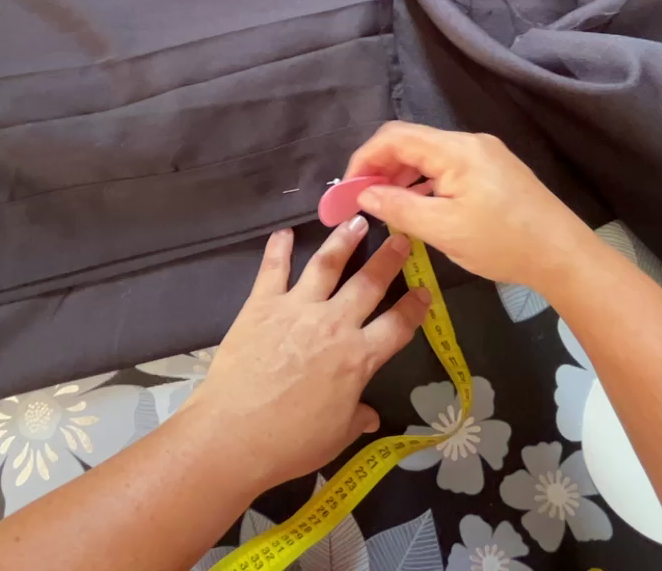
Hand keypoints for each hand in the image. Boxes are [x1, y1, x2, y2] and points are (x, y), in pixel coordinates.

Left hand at [176, 217, 430, 491]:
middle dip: (388, 259)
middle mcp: (333, 323)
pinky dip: (278, 248)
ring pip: (326, 264)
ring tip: (355, 220)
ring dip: (343, 240)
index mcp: (358, 358)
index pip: (397, 326)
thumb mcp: (336, 437)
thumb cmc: (292, 442)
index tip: (425, 290)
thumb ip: (355, 417)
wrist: (236, 432)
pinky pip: (273, 268)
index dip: (414, 307)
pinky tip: (283, 232)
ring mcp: (296, 308)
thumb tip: (369, 415)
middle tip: (400, 238)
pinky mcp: (262, 303)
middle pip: (368, 283)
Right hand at [344, 120, 595, 285]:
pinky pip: (446, 164)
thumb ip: (398, 207)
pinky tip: (418, 205)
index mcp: (455, 150)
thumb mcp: (443, 230)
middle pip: (410, 141)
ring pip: (427, 153)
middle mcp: (468, 142)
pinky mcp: (493, 168)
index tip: (349, 189)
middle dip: (380, 166)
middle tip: (363, 199)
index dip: (364, 159)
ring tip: (386, 205)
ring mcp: (483, 153)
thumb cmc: (503, 244)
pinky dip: (423, 180)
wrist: (565, 257)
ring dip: (401, 175)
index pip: (393, 137)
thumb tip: (364, 194)